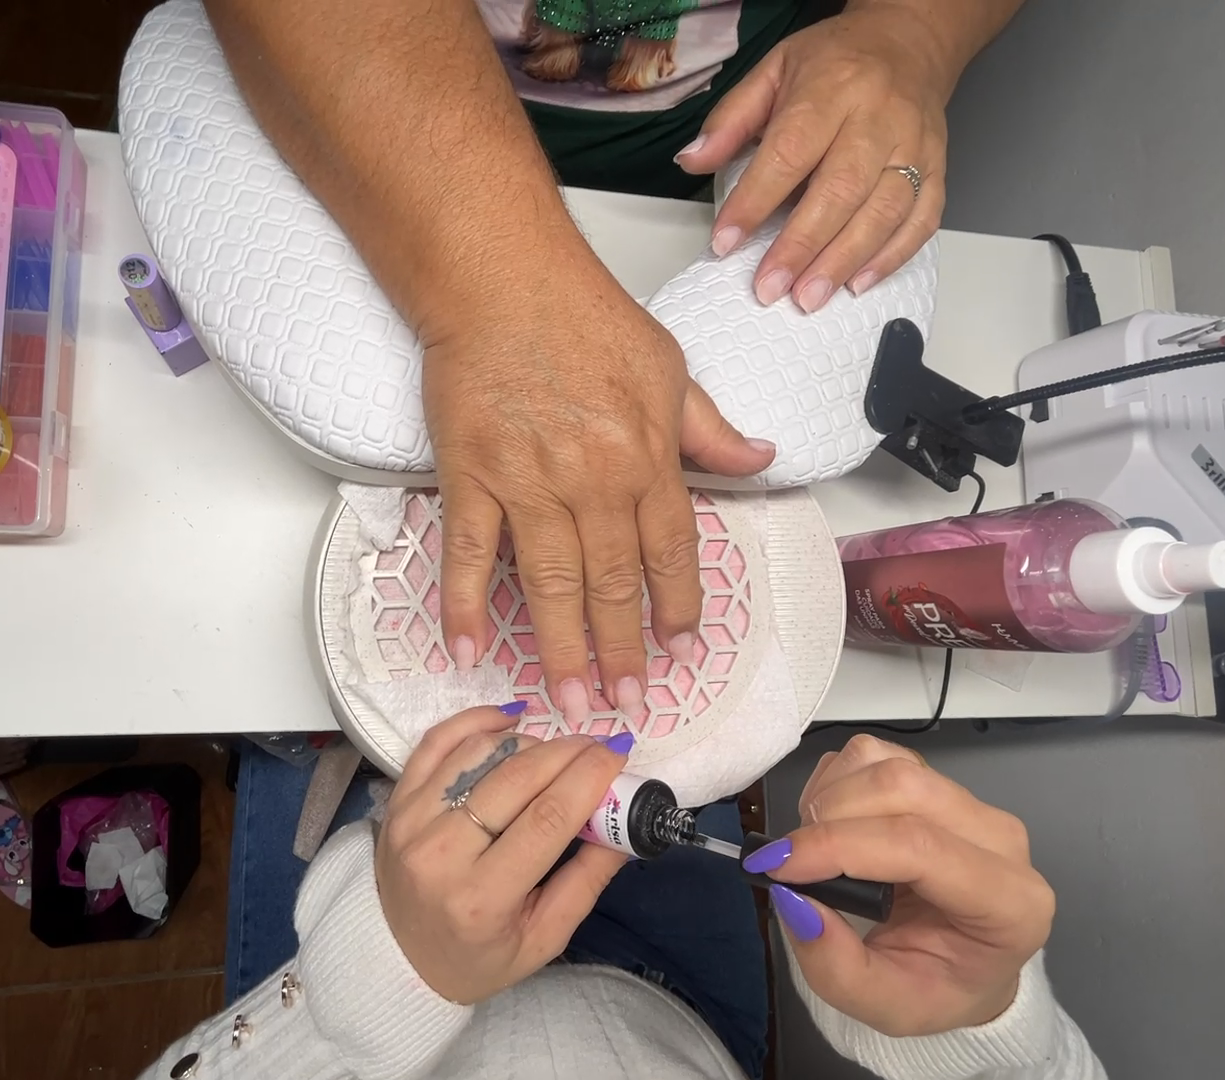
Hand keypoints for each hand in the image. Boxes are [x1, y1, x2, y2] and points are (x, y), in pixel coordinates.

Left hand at [374, 705, 633, 1003]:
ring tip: (554, 749)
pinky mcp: (396, 799)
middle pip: (515, 779)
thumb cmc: (478, 955)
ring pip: (479, 753)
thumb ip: (586, 880)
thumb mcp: (543, 939)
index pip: (546, 819)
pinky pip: (437, 742)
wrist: (397, 959)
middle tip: (596, 745)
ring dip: (527, 740)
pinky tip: (509, 718)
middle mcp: (440, 854)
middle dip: (566, 752)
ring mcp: (411, 820)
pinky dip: (476, 720)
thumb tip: (625, 824)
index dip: (587, 778)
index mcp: (482, 898)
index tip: (617, 753)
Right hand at [423, 265, 772, 725]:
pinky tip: (467, 648)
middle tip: (625, 704)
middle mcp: (594, 480)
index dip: (675, 606)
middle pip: (612, 582)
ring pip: (548, 583)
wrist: (503, 281)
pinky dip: (464, 603)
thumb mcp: (668, 366)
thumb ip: (709, 425)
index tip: (676, 649)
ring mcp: (528, 483)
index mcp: (647, 455)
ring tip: (569, 700)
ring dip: (561, 648)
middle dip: (621, 650)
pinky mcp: (470, 476)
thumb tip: (761, 458)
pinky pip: (468, 552)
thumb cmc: (585, 317)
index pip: (671, 550)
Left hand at [676, 3, 953, 311]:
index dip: (754, 203)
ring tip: (809, 299)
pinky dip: (892, 257)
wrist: (911, 40)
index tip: (725, 243)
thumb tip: (690, 159)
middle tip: (770, 289)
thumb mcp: (773, 72)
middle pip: (839, 191)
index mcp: (833, 90)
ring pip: (883, 211)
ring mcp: (914, 146)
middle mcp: (879, 118)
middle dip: (801, 248)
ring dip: (843, 262)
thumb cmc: (836, 64)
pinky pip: (922, 219)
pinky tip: (859, 284)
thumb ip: (731, 120)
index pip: (789, 153)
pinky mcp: (937, 168)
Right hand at [749, 734, 1054, 1035]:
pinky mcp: (931, 776)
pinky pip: (870, 753)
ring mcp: (965, 798)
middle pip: (899, 787)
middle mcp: (998, 838)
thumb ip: (836, 966)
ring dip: (827, 796)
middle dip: (826, 818)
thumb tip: (792, 898)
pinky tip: (832, 822)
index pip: (918, 846)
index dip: (838, 847)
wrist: (956, 962)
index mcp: (1010, 901)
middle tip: (794, 862)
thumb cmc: (930, 982)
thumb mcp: (885, 1006)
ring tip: (817, 846)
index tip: (779, 868)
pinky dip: (831, 781)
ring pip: (881, 763)